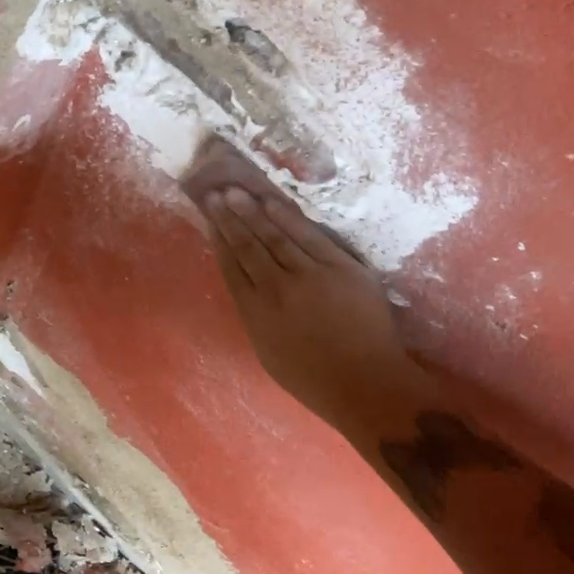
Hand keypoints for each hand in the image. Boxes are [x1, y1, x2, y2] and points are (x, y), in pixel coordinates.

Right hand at [181, 139, 426, 437]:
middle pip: (248, 246)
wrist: (365, 382)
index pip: (232, 267)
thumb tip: (249, 288)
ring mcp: (309, 274)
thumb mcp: (268, 351)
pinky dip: (288, 218)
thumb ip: (256, 316)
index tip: (208, 219)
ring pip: (274, 236)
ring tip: (236, 192)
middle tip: (216, 194)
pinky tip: (272, 204)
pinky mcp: (339, 267)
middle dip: (230, 218)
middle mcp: (275, 288)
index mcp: (255, 313)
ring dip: (252, 211)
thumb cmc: (314, 377)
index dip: (219, 240)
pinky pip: (308, 236)